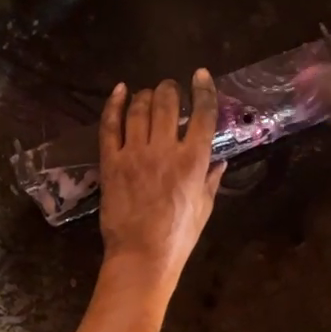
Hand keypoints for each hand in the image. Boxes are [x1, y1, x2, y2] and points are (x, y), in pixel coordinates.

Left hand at [97, 69, 225, 285]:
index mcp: (194, 160)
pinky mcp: (111, 162)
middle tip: (170, 89)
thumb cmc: (179, 235)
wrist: (142, 255)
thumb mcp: (204, 207)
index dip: (203, 90)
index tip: (201, 75)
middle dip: (170, 89)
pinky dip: (114, 104)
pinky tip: (120, 91)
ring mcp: (135, 154)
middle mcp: (165, 150)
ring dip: (145, 95)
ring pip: (139, 109)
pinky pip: (110, 125)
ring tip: (148, 94)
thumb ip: (211, 179)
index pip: (203, 114)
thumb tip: (220, 161)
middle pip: (167, 103)